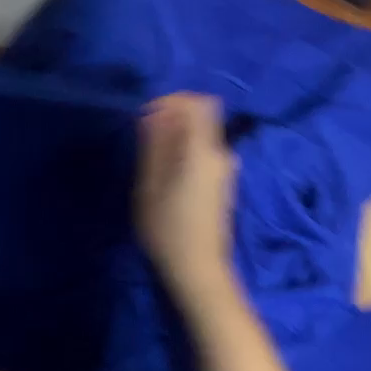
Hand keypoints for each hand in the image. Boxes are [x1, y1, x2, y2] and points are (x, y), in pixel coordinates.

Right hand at [135, 93, 237, 303]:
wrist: (198, 269)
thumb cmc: (168, 228)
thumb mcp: (150, 185)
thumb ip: (154, 145)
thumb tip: (154, 115)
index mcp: (203, 151)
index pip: (199, 103)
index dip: (173, 100)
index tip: (148, 115)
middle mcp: (221, 154)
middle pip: (201, 117)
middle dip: (173, 119)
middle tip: (144, 138)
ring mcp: (226, 169)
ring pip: (202, 135)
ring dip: (178, 137)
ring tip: (152, 159)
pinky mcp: (223, 183)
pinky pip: (203, 152)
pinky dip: (185, 152)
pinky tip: (166, 175)